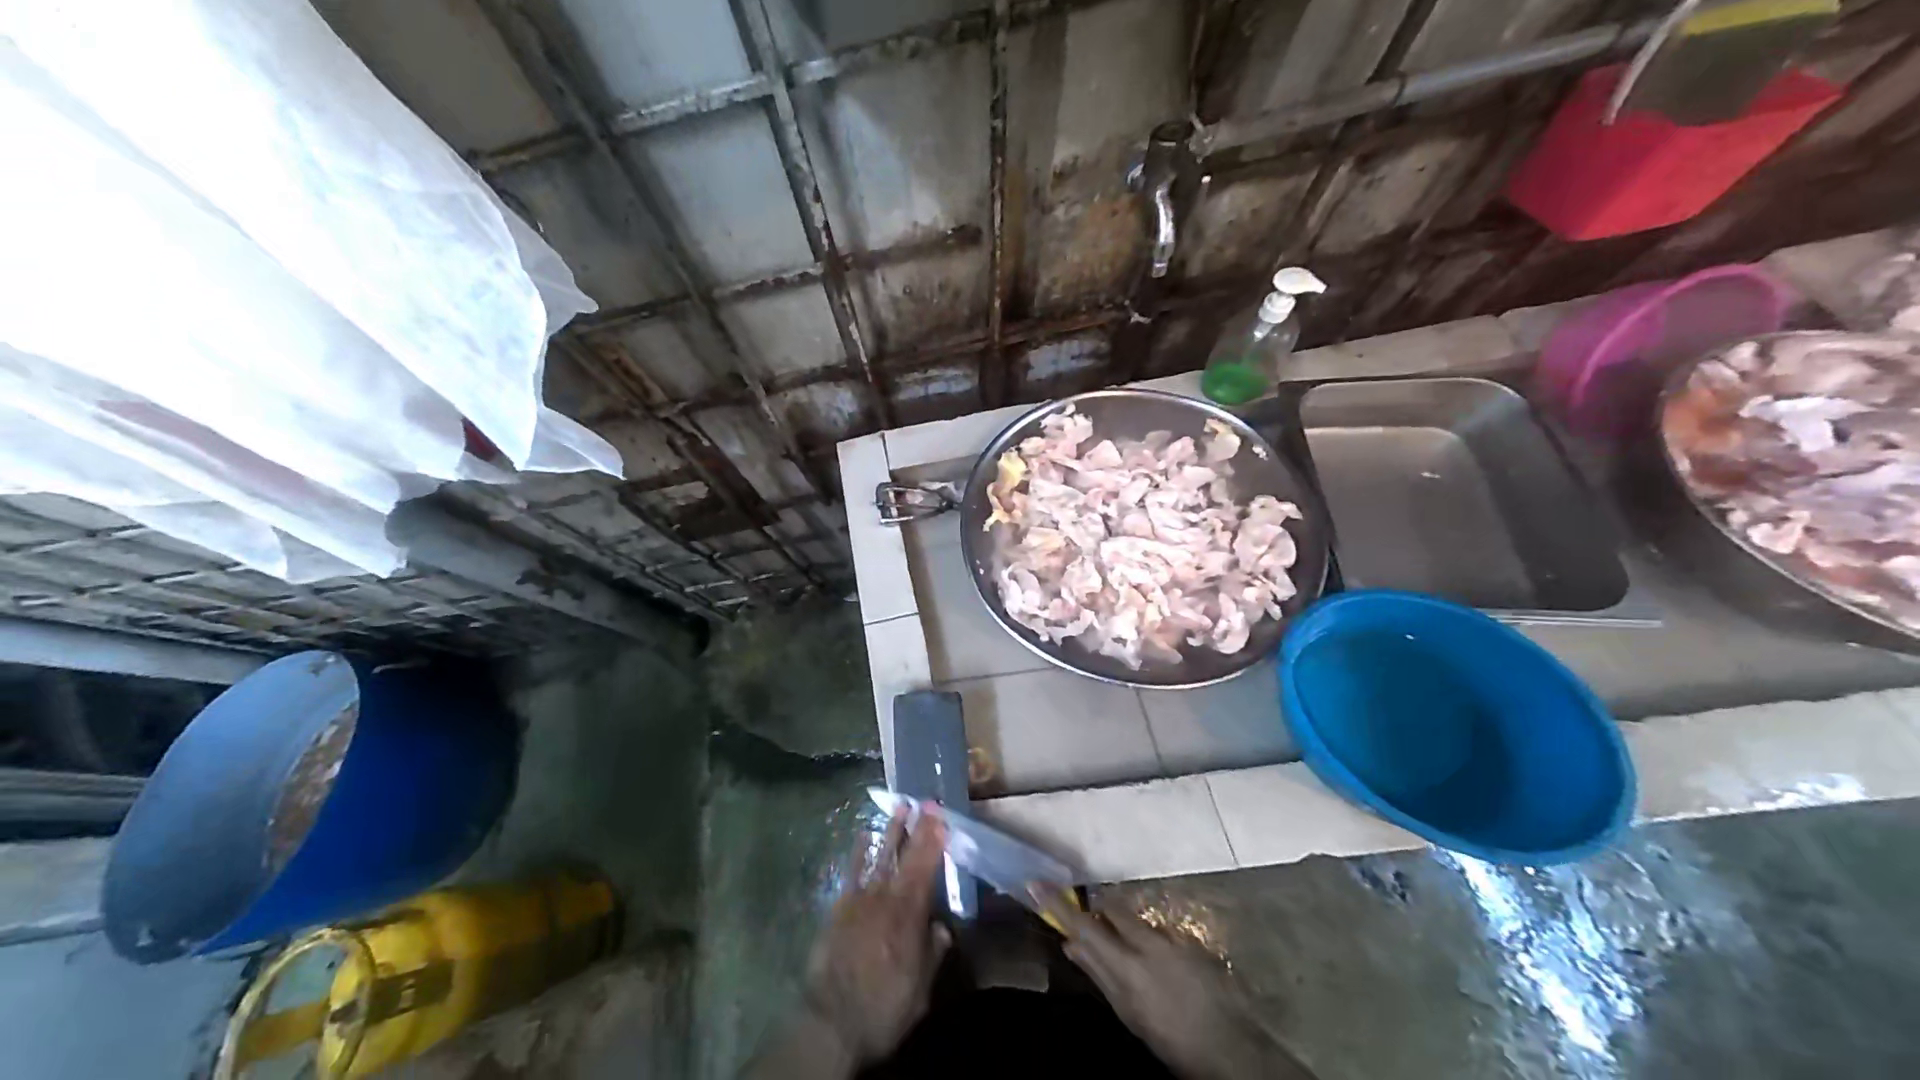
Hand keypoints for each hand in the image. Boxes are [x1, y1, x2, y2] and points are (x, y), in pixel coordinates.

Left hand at [798, 809, 951, 1068]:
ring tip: (901, 806)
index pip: (926, 871)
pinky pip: (852, 872)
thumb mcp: (920, 989)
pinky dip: (859, 852)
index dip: (935, 844)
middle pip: (905, 858)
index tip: (942, 819)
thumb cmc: (883, 1009)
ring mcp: (860, 900)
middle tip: (927, 802)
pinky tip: (864, 834)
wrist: (831, 1022)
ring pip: (880, 858)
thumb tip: (941, 927)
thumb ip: (933, 953)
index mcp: (909, 918)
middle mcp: (886, 900)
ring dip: (891, 831)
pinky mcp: (839, 907)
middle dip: (918, 829)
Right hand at [1036, 888, 1313, 1079]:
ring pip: (1137, 918)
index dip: (1058, 904)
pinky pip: (1160, 929)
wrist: (1230, 1049)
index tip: (1036, 883)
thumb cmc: (1169, 1038)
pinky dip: (1150, 938)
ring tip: (1131, 953)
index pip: (1084, 925)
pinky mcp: (1192, 940)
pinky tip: (1160, 964)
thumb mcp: (1128, 1013)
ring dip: (1126, 925)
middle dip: (1099, 908)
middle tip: (1093, 921)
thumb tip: (1070, 944)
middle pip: (1113, 906)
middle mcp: (1149, 942)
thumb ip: (1098, 973)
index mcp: (1127, 965)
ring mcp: (1173, 937)